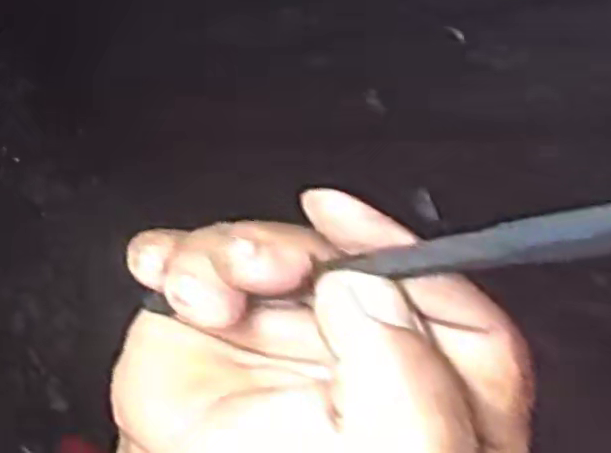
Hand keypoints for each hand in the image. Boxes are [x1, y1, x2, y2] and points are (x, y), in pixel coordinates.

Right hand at [112, 189, 532, 452]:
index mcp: (422, 397)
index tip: (338, 213)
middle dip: (276, 248)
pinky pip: (176, 249)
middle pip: (327, 259)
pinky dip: (161, 253)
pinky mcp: (195, 307)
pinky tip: (160, 278)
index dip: (402, 252)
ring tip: (197, 297)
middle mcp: (346, 352)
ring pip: (247, 246)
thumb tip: (367, 286)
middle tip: (254, 267)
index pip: (449, 311)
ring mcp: (265, 325)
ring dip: (209, 256)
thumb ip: (403, 378)